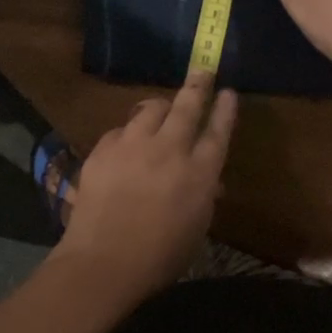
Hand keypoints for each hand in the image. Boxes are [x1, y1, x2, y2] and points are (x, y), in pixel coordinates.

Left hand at [51, 73, 237, 299]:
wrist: (103, 261)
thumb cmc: (159, 258)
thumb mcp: (196, 230)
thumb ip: (203, 197)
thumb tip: (209, 181)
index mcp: (199, 173)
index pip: (218, 132)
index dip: (224, 110)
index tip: (228, 92)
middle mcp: (169, 150)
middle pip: (186, 107)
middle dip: (197, 86)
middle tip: (202, 71)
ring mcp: (133, 146)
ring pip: (150, 110)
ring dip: (160, 107)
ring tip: (162, 107)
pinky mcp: (103, 150)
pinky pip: (120, 131)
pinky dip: (129, 134)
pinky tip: (127, 144)